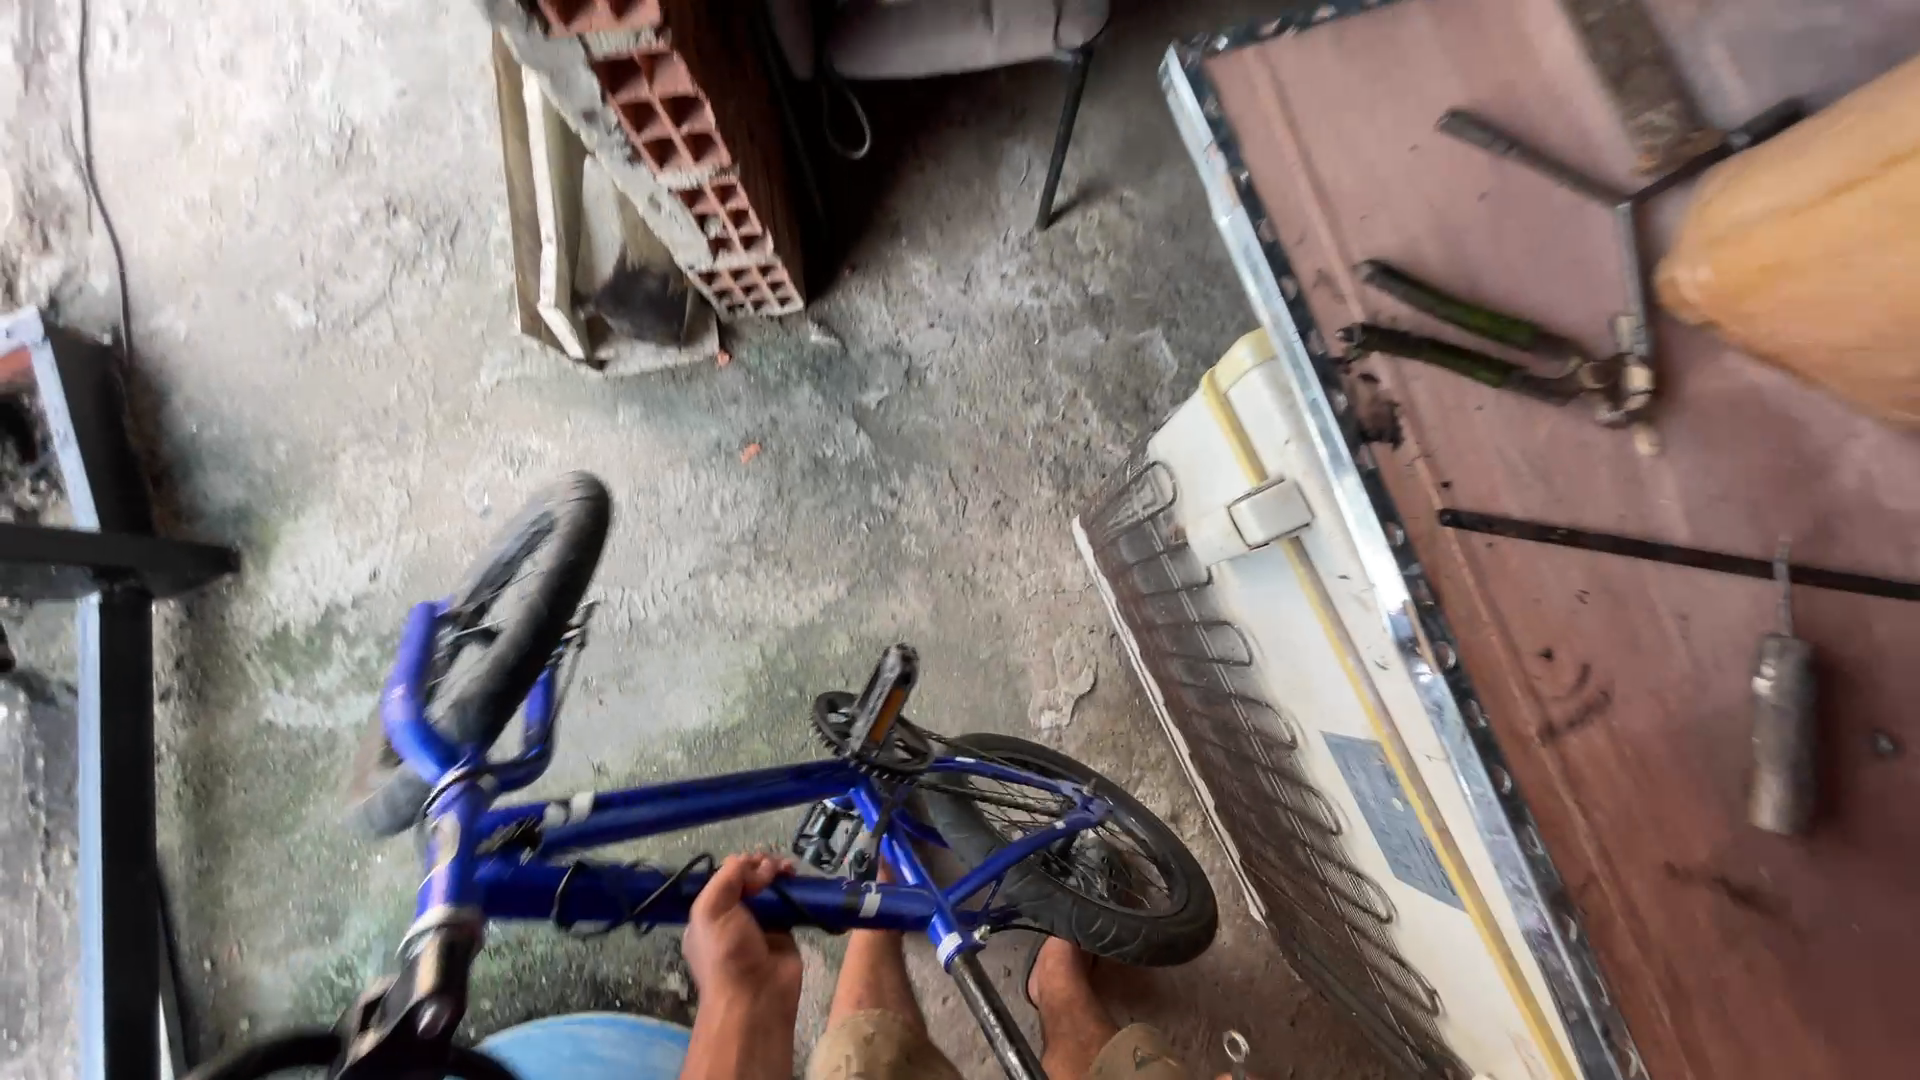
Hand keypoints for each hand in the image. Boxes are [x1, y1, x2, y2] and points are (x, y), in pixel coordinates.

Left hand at [677, 855, 802, 1079]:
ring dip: (781, 874)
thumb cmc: (727, 953)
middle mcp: (733, 918)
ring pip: (771, 888)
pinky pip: (789, 904)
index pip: (725, 878)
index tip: (757, 863)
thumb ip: (729, 877)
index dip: (742, 864)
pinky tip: (800, 883)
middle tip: (777, 866)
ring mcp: (759, 924)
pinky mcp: (784, 931)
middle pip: (750, 880)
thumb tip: (762, 865)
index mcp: (709, 915)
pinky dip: (796, 891)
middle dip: (764, 866)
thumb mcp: (711, 910)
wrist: (756, 997)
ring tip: (790, 870)